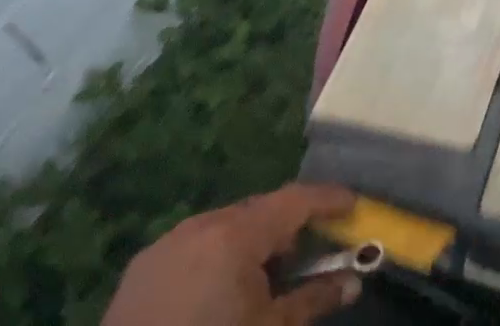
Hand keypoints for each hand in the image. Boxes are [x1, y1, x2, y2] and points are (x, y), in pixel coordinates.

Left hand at [101, 184, 361, 325]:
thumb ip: (314, 299)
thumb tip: (354, 282)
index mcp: (237, 234)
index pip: (297, 199)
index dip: (330, 199)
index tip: (355, 205)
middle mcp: (203, 224)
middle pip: (262, 209)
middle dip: (291, 225)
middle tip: (314, 252)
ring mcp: (168, 242)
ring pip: (228, 226)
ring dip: (255, 242)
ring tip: (266, 278)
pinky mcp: (144, 266)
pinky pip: (197, 244)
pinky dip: (221, 255)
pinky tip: (221, 291)